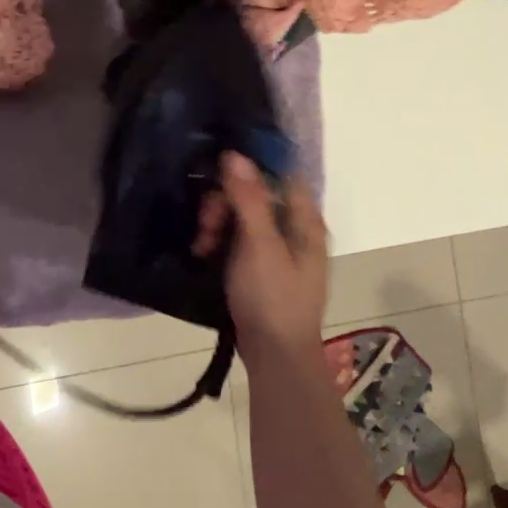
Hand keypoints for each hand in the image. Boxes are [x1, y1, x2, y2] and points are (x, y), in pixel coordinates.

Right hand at [192, 152, 327, 361]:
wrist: (274, 353)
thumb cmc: (273, 297)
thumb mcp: (258, 245)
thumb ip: (248, 199)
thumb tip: (235, 154)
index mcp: (305, 221)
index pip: (281, 174)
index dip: (251, 169)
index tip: (219, 174)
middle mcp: (294, 229)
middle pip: (254, 195)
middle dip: (223, 204)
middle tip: (206, 226)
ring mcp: (276, 248)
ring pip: (240, 216)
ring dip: (216, 224)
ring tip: (202, 246)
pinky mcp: (258, 265)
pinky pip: (235, 238)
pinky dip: (218, 241)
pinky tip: (204, 253)